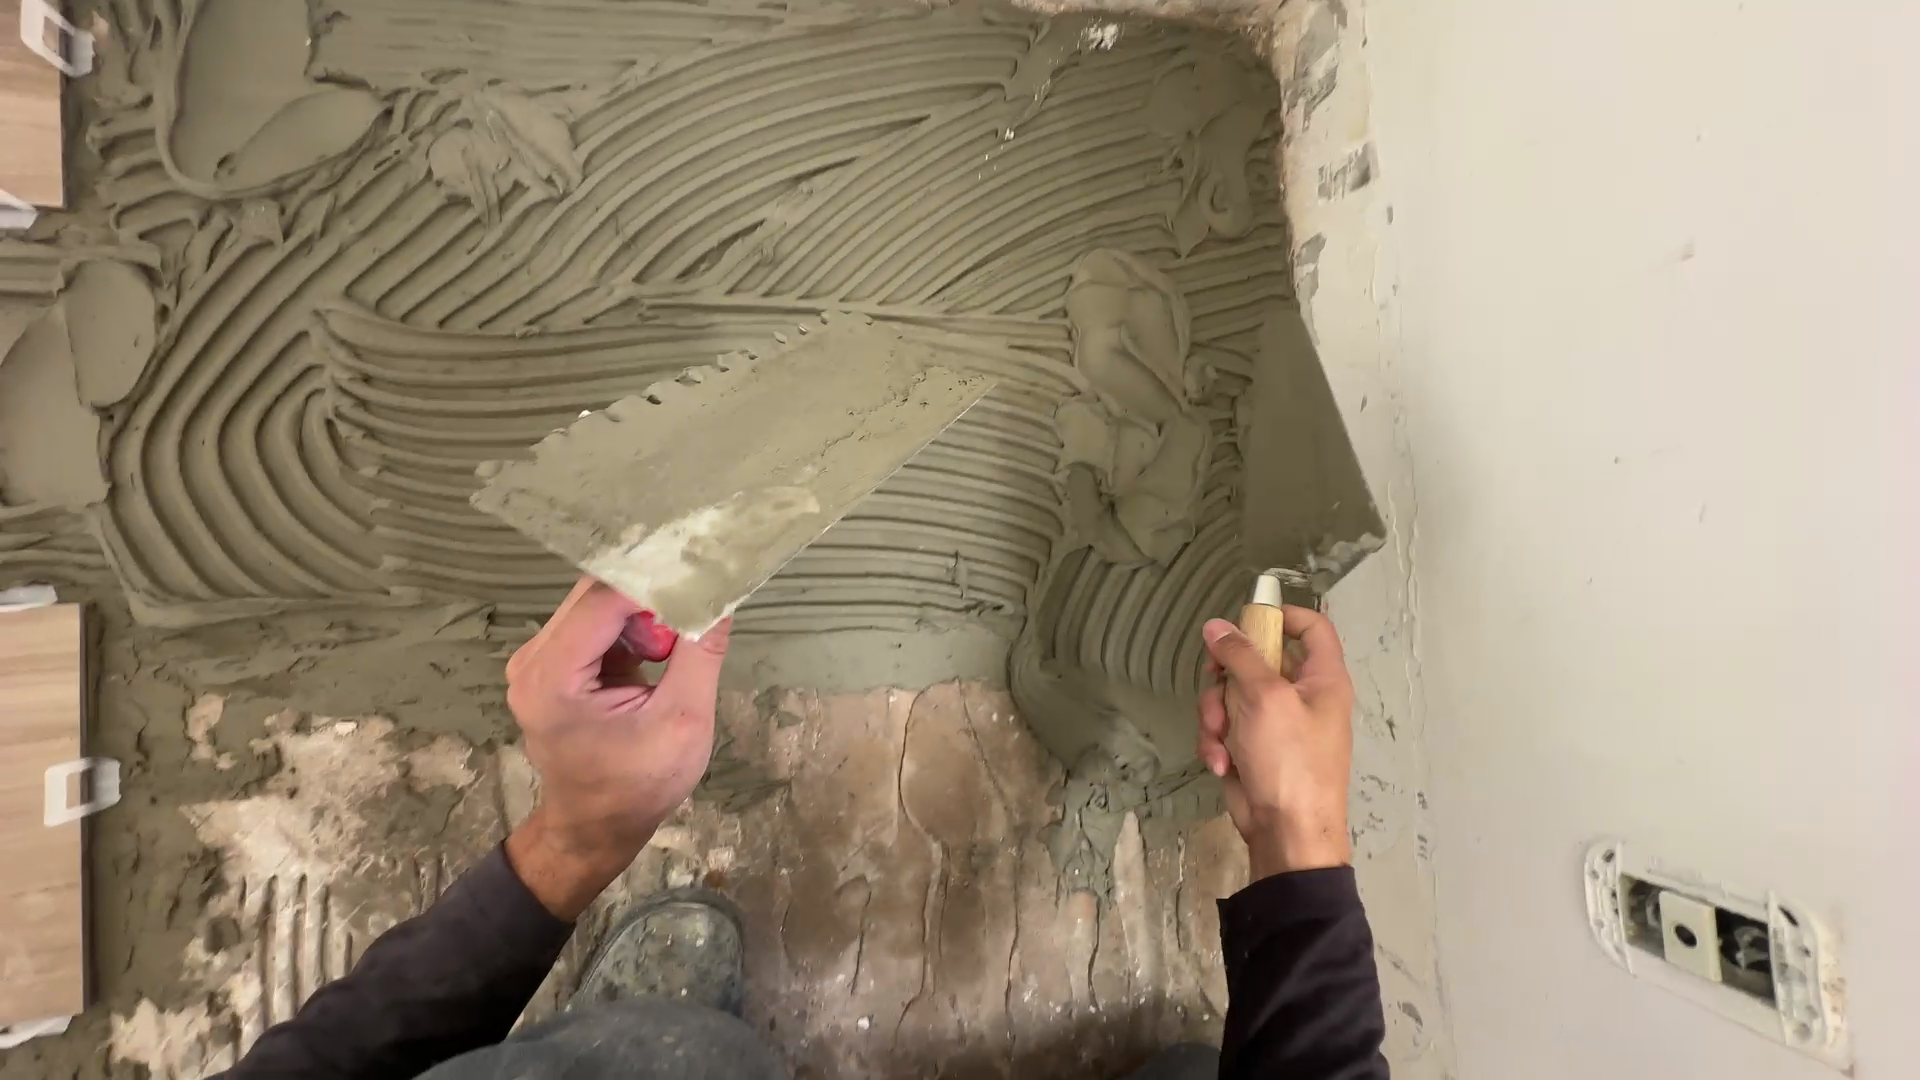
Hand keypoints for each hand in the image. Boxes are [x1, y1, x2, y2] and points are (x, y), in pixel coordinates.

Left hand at [502, 576, 730, 917]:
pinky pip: (599, 621)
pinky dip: (635, 627)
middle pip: (596, 593)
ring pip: (599, 603)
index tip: (702, 575)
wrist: (598, 827)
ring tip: (679, 643)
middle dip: (652, 596)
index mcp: (553, 677)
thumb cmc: (640, 784)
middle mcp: (534, 659)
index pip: (604, 600)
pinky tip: (662, 649)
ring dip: (645, 613)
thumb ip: (701, 654)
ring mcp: (540, 659)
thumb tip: (723, 597)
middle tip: (699, 606)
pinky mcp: (555, 662)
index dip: (654, 582)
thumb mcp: (685, 720)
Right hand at [1197, 607, 1355, 880]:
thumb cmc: (1289, 760)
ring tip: (1219, 736)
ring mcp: (1274, 721)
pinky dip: (1216, 740)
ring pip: (1230, 692)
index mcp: (1321, 678)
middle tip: (1214, 679)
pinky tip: (1220, 759)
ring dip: (1216, 713)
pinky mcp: (1251, 744)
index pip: (1311, 627)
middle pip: (1256, 658)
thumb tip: (1215, 625)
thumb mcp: (1264, 698)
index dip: (1282, 614)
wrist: (1286, 832)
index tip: (1245, 618)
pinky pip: (1224, 724)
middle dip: (1226, 674)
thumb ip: (1239, 656)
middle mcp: (1300, 695)